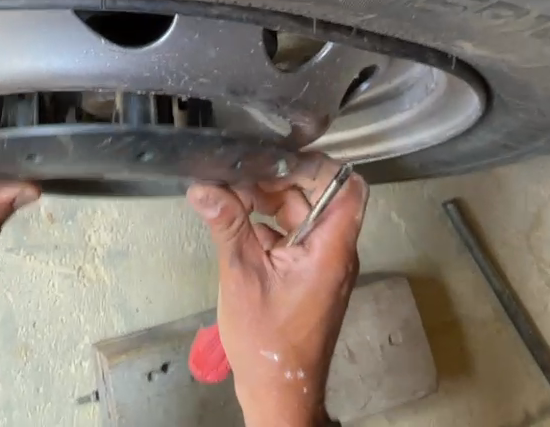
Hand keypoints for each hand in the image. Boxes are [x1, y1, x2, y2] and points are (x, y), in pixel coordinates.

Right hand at [187, 161, 367, 426]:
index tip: (278, 157)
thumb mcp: (242, 275)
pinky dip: (264, 222)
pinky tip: (234, 218)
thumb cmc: (268, 342)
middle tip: (239, 174)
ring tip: (229, 195)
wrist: (278, 392)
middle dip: (278, 180)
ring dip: (266, 201)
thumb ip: (227, 225)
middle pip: (317, 195)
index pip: (346, 188)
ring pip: (300, 212)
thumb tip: (202, 187)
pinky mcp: (305, 272)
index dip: (318, 165)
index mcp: (330, 248)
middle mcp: (332, 250)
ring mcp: (319, 262)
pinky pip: (289, 233)